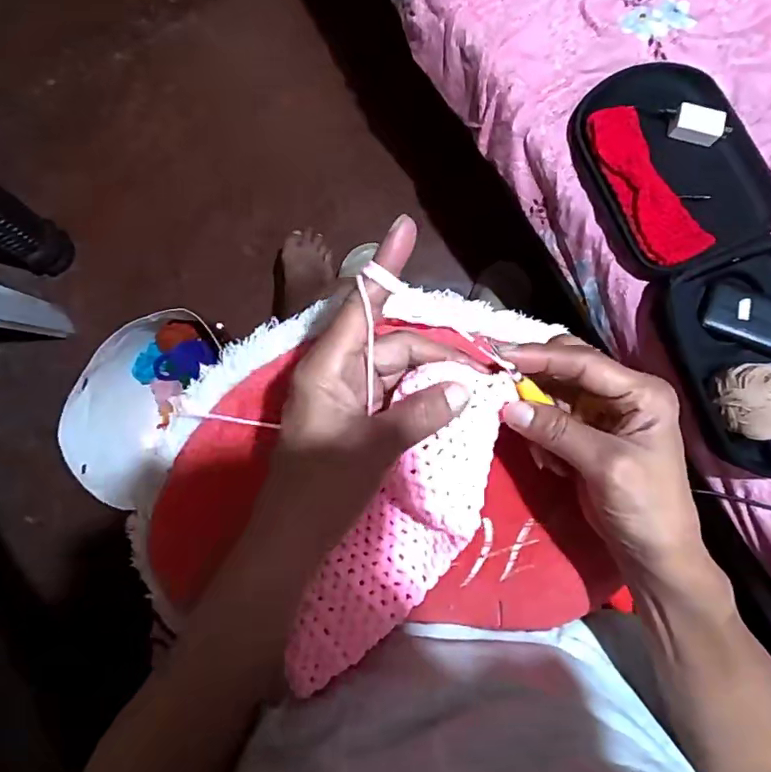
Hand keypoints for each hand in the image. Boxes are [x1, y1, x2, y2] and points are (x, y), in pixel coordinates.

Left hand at [252, 215, 471, 550]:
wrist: (289, 544)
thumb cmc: (319, 492)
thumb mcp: (373, 449)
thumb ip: (420, 413)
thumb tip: (463, 386)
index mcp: (327, 367)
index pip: (361, 305)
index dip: (384, 266)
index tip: (403, 227)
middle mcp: (335, 373)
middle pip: (390, 341)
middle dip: (434, 348)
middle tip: (481, 366)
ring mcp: (345, 396)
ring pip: (395, 368)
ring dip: (430, 372)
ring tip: (472, 384)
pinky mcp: (354, 419)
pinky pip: (392, 392)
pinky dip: (419, 394)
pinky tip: (447, 400)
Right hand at [498, 337, 706, 578]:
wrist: (656, 556)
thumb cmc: (646, 507)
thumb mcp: (604, 465)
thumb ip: (558, 431)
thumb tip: (508, 405)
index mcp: (642, 392)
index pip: (585, 362)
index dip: (541, 356)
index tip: (501, 355)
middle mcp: (624, 393)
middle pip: (569, 366)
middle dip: (534, 374)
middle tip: (497, 378)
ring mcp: (605, 413)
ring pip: (556, 391)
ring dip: (535, 408)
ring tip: (533, 442)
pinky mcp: (588, 433)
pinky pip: (553, 418)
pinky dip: (541, 431)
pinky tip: (547, 460)